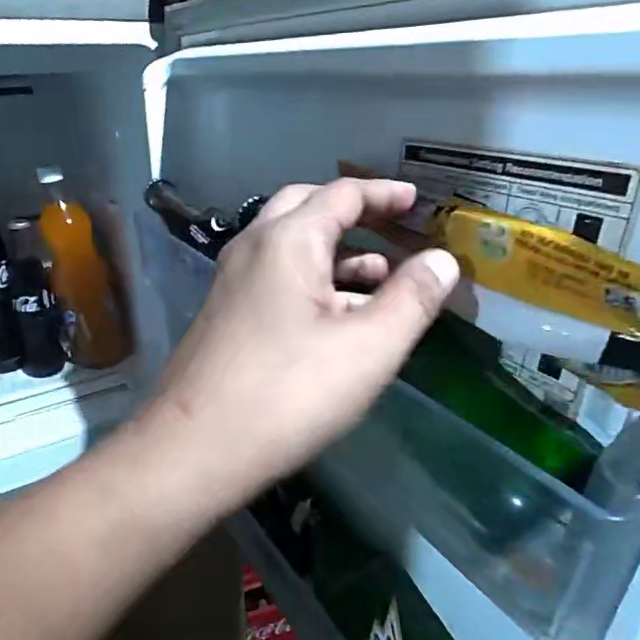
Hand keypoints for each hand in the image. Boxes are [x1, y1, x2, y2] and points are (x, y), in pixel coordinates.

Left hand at [142, 178, 458, 509]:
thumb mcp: (368, 347)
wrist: (196, 445)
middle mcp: (251, 248)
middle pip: (306, 209)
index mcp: (286, 240)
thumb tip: (443, 260)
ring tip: (382, 279)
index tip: (418, 202)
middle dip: (352, 213)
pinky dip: (311, 281)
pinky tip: (338, 317)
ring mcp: (231, 281)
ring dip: (335, 253)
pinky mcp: (224, 314)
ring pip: (289, 247)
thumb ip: (412, 299)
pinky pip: (274, 278)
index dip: (383, 194)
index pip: (341, 194)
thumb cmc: (289, 392)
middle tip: (394, 229)